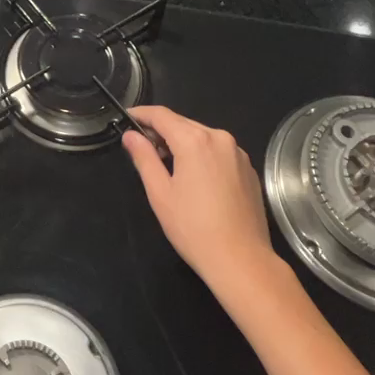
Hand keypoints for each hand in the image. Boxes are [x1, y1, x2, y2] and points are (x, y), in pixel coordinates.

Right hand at [123, 105, 278, 292]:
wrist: (241, 260)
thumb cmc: (193, 229)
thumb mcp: (160, 193)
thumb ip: (144, 158)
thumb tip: (131, 136)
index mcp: (194, 141)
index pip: (162, 115)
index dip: (141, 114)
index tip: (126, 118)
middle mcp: (219, 138)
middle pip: (183, 123)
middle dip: (161, 130)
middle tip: (142, 147)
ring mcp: (238, 153)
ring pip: (202, 136)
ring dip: (182, 143)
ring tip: (167, 164)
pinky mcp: (248, 169)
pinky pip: (219, 151)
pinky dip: (202, 155)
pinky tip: (196, 178)